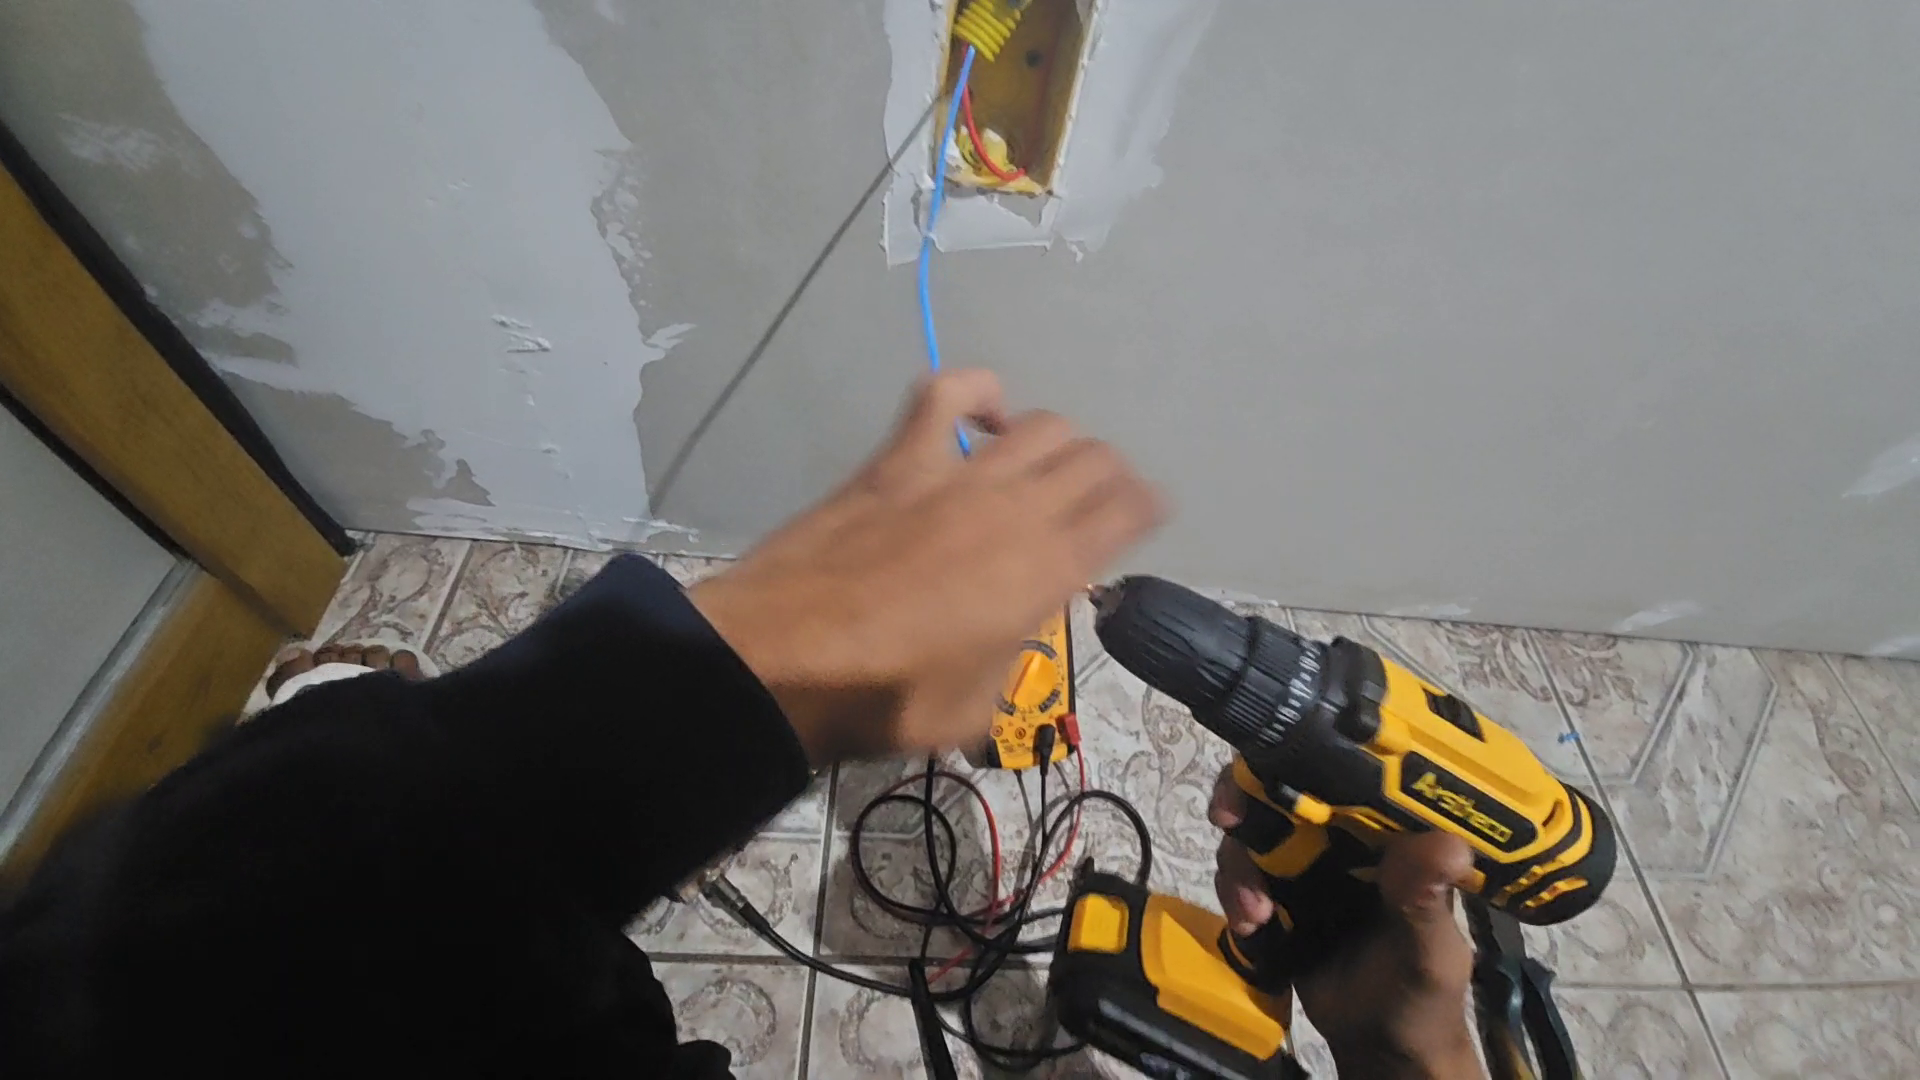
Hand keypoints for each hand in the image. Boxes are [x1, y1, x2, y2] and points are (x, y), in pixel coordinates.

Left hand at [689, 370, 1163, 764]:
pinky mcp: (900, 459)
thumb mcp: (974, 707)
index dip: (1148, 506)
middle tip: (1098, 499)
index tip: (1148, 511)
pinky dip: (976, 391)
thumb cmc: (885, 696)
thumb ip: (1011, 655)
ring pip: (1042, 424)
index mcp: (1047, 572)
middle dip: (1111, 476)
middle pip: (1094, 460)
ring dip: (1060, 441)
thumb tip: (1012, 623)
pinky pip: (946, 393)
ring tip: (1044, 467)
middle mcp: (1019, 509)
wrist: (783, 660)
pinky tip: (981, 415)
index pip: (1128, 512)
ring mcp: (958, 474)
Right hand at [1210, 767, 1483, 1079]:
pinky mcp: (1273, 891)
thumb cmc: (1422, 997)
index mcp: (1380, 836)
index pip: (1335, 777)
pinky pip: (1236, 872)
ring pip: (1249, 833)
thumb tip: (1448, 842)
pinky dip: (1231, 891)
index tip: (1265, 778)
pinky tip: (1249, 926)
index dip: (1295, 762)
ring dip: (1238, 864)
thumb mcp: (1430, 951)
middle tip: (1227, 820)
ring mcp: (1300, 864)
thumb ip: (1426, 899)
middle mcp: (1336, 838)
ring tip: (1253, 913)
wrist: (1380, 1051)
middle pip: (1275, 792)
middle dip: (1242, 802)